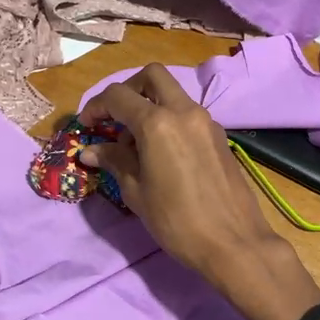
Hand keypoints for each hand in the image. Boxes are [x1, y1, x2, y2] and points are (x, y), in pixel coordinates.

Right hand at [80, 66, 319, 319]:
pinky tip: (162, 153)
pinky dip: (169, 120)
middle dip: (128, 90)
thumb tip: (91, 151)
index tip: (86, 126)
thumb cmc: (176, 222)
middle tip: (114, 118)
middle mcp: (184, 111)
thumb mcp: (137, 192)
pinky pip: (188, 114)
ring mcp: (206, 122)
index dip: (96, 107)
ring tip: (136, 143)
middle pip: (152, 76)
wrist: (233, 243)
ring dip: (150, 105)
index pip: (118, 97)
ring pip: (173, 93)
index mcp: (157, 123)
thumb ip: (114, 162)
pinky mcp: (220, 136)